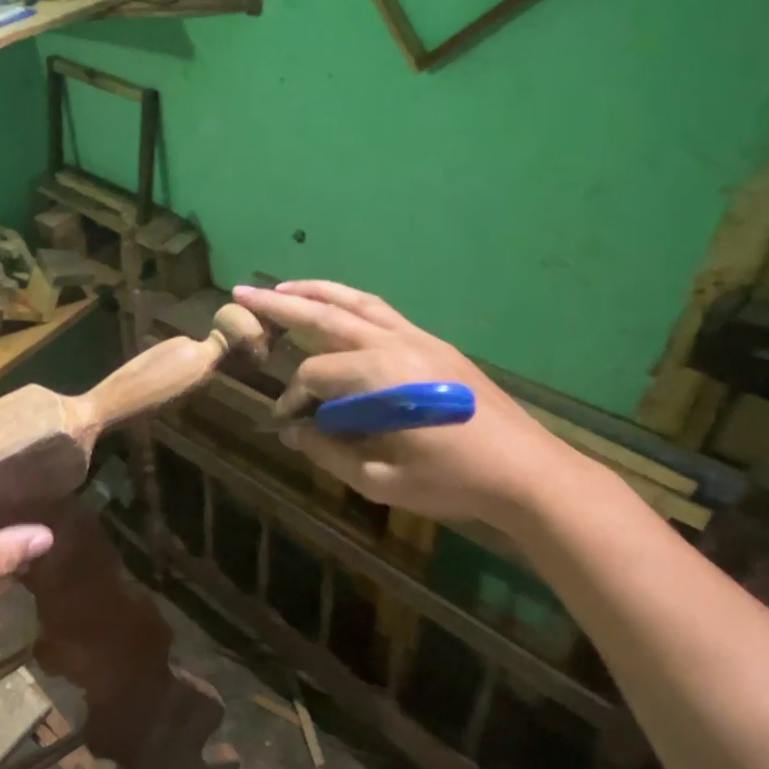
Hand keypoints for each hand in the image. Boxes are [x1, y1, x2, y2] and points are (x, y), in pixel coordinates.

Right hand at [233, 281, 572, 531]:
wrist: (526, 472)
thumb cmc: (452, 481)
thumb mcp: (381, 481)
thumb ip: (330, 452)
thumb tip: (294, 432)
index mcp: (380, 378)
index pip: (315, 377)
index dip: (292, 400)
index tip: (286, 425)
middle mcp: (396, 345)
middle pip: (327, 316)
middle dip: (280, 304)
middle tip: (242, 292)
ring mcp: (419, 339)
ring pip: (357, 303)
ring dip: (316, 292)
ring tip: (282, 287)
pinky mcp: (435, 344)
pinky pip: (383, 312)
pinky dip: (350, 304)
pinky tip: (336, 311)